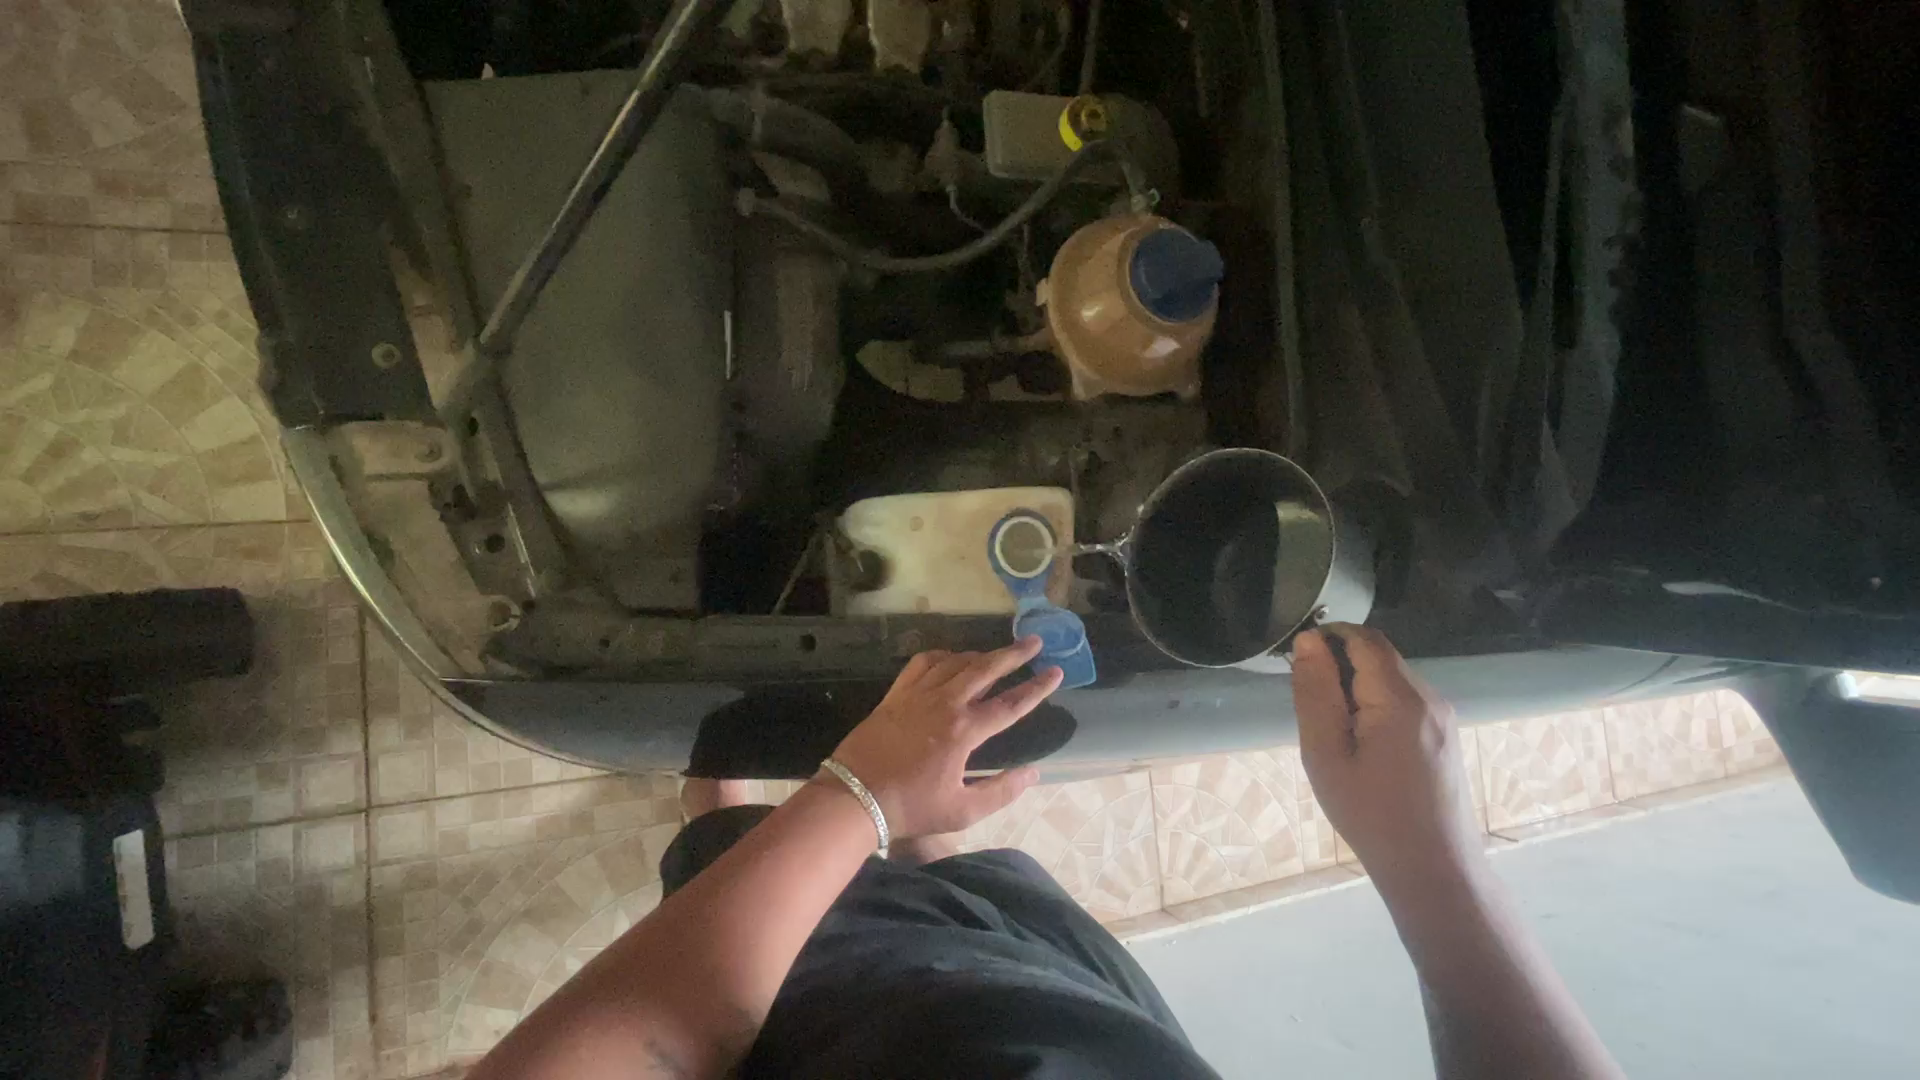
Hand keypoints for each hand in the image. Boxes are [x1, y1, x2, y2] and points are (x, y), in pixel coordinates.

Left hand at [827, 637, 1063, 839]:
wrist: (853, 797)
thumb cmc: (910, 808)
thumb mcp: (962, 812)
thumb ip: (1001, 792)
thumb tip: (1033, 773)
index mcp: (964, 731)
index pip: (1010, 705)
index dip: (1036, 689)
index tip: (1056, 672)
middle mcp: (945, 703)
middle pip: (985, 668)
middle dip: (1014, 654)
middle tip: (1035, 642)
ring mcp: (917, 694)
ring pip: (956, 662)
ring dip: (981, 654)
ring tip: (998, 653)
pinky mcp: (896, 694)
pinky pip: (923, 663)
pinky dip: (943, 656)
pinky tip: (950, 659)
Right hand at [1292, 624, 1483, 885]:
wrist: (1433, 869)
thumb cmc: (1370, 814)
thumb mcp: (1325, 753)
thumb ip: (1315, 693)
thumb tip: (1309, 641)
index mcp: (1400, 699)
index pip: (1364, 639)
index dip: (1329, 636)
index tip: (1298, 661)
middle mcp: (1429, 698)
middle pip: (1379, 655)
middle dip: (1340, 663)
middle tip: (1309, 703)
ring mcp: (1442, 717)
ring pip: (1391, 677)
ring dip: (1356, 684)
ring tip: (1331, 729)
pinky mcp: (1445, 734)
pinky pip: (1404, 699)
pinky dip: (1375, 702)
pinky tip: (1359, 742)